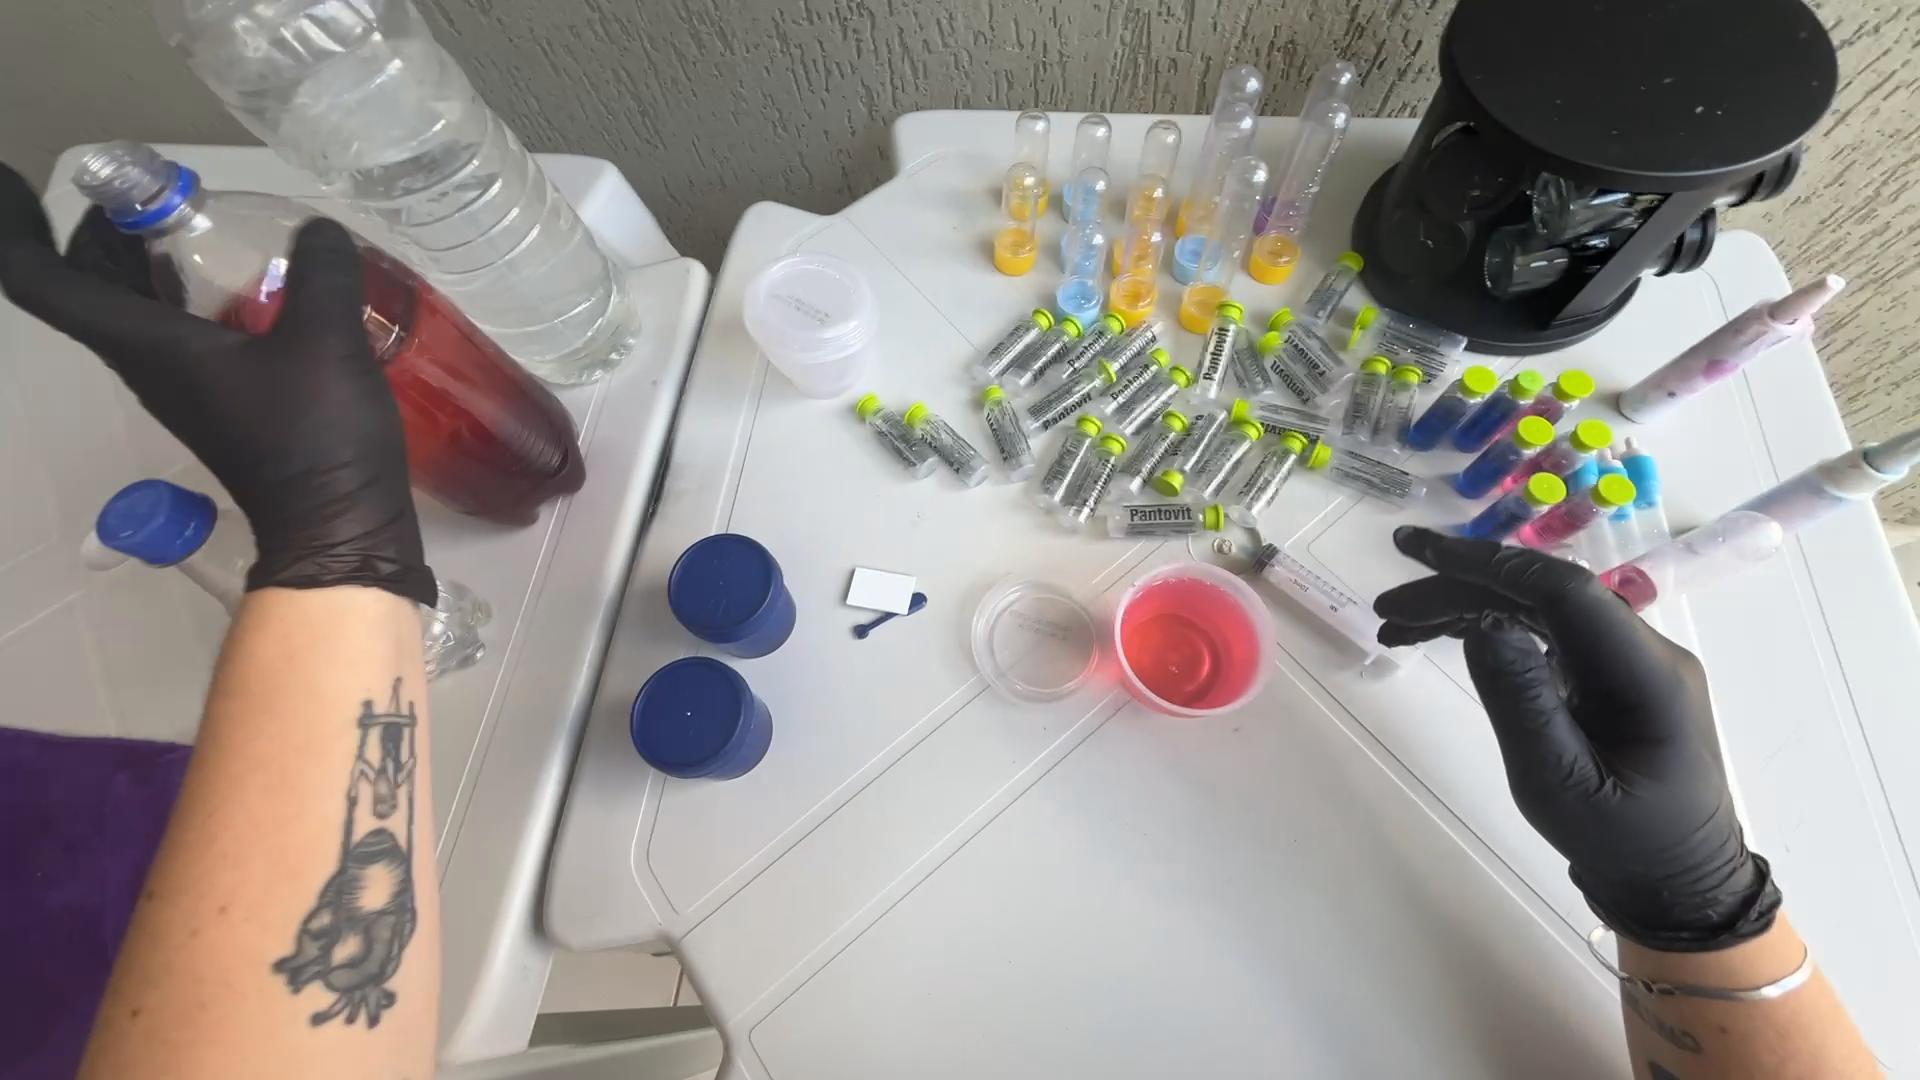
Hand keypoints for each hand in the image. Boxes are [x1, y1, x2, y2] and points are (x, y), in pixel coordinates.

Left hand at [0, 163, 432, 606]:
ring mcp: (196, 393)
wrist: (342, 521)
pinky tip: (270, 305)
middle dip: (107, 235)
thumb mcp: (329, 347)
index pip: (40, 276)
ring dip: (160, 270)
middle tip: (154, 199)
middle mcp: (154, 366)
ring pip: (148, 316)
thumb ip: (324, 280)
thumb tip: (319, 229)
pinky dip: (209, 307)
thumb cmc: (318, 436)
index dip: (10, 221)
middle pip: (96, 289)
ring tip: (215, 241)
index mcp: (148, 346)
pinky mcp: (238, 410)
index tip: (13, 176)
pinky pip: (197, 342)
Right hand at [1373, 526, 1779, 951]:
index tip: (1416, 554)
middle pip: (1535, 593)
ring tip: (1393, 625)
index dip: (1484, 564)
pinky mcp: (1600, 672)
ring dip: (1459, 607)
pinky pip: (1535, 630)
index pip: (1559, 589)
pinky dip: (1479, 627)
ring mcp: (1621, 659)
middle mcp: (1638, 650)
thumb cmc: (1616, 836)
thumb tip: (1483, 624)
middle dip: (1455, 586)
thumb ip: (1521, 699)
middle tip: (1385, 603)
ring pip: (1528, 608)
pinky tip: (1434, 636)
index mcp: (1641, 671)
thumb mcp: (1557, 779)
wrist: (1669, 878)